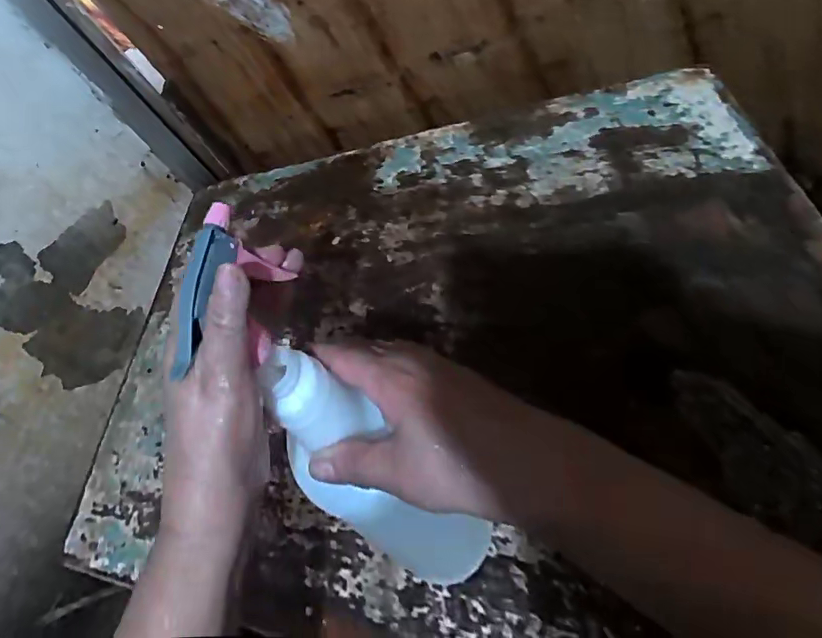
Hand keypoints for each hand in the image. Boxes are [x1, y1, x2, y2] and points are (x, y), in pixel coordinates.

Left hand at [158, 259, 272, 548]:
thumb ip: (225, 321)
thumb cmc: (214, 442)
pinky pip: (256, 335)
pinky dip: (272, 313)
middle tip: (285, 251)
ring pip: (243, 310)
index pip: (199, 280)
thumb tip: (228, 265)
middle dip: (250, 264)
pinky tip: (287, 302)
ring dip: (265, 284)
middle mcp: (201, 345)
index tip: (230, 215)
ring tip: (294, 263)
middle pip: (224, 291)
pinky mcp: (242, 380)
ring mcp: (222, 363)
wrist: (219, 508)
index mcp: (187, 340)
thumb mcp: (221, 378)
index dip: (215, 247)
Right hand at [306, 341, 587, 527]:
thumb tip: (315, 461)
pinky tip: (389, 403)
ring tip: (346, 397)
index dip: (314, 358)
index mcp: (391, 375)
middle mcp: (411, 359)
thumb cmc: (458, 466)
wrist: (530, 460)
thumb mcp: (400, 473)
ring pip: (387, 353)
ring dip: (363, 365)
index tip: (291, 372)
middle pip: (363, 348)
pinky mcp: (453, 374)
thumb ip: (356, 462)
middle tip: (313, 390)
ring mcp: (435, 363)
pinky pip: (406, 362)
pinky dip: (386, 371)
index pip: (341, 353)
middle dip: (336, 361)